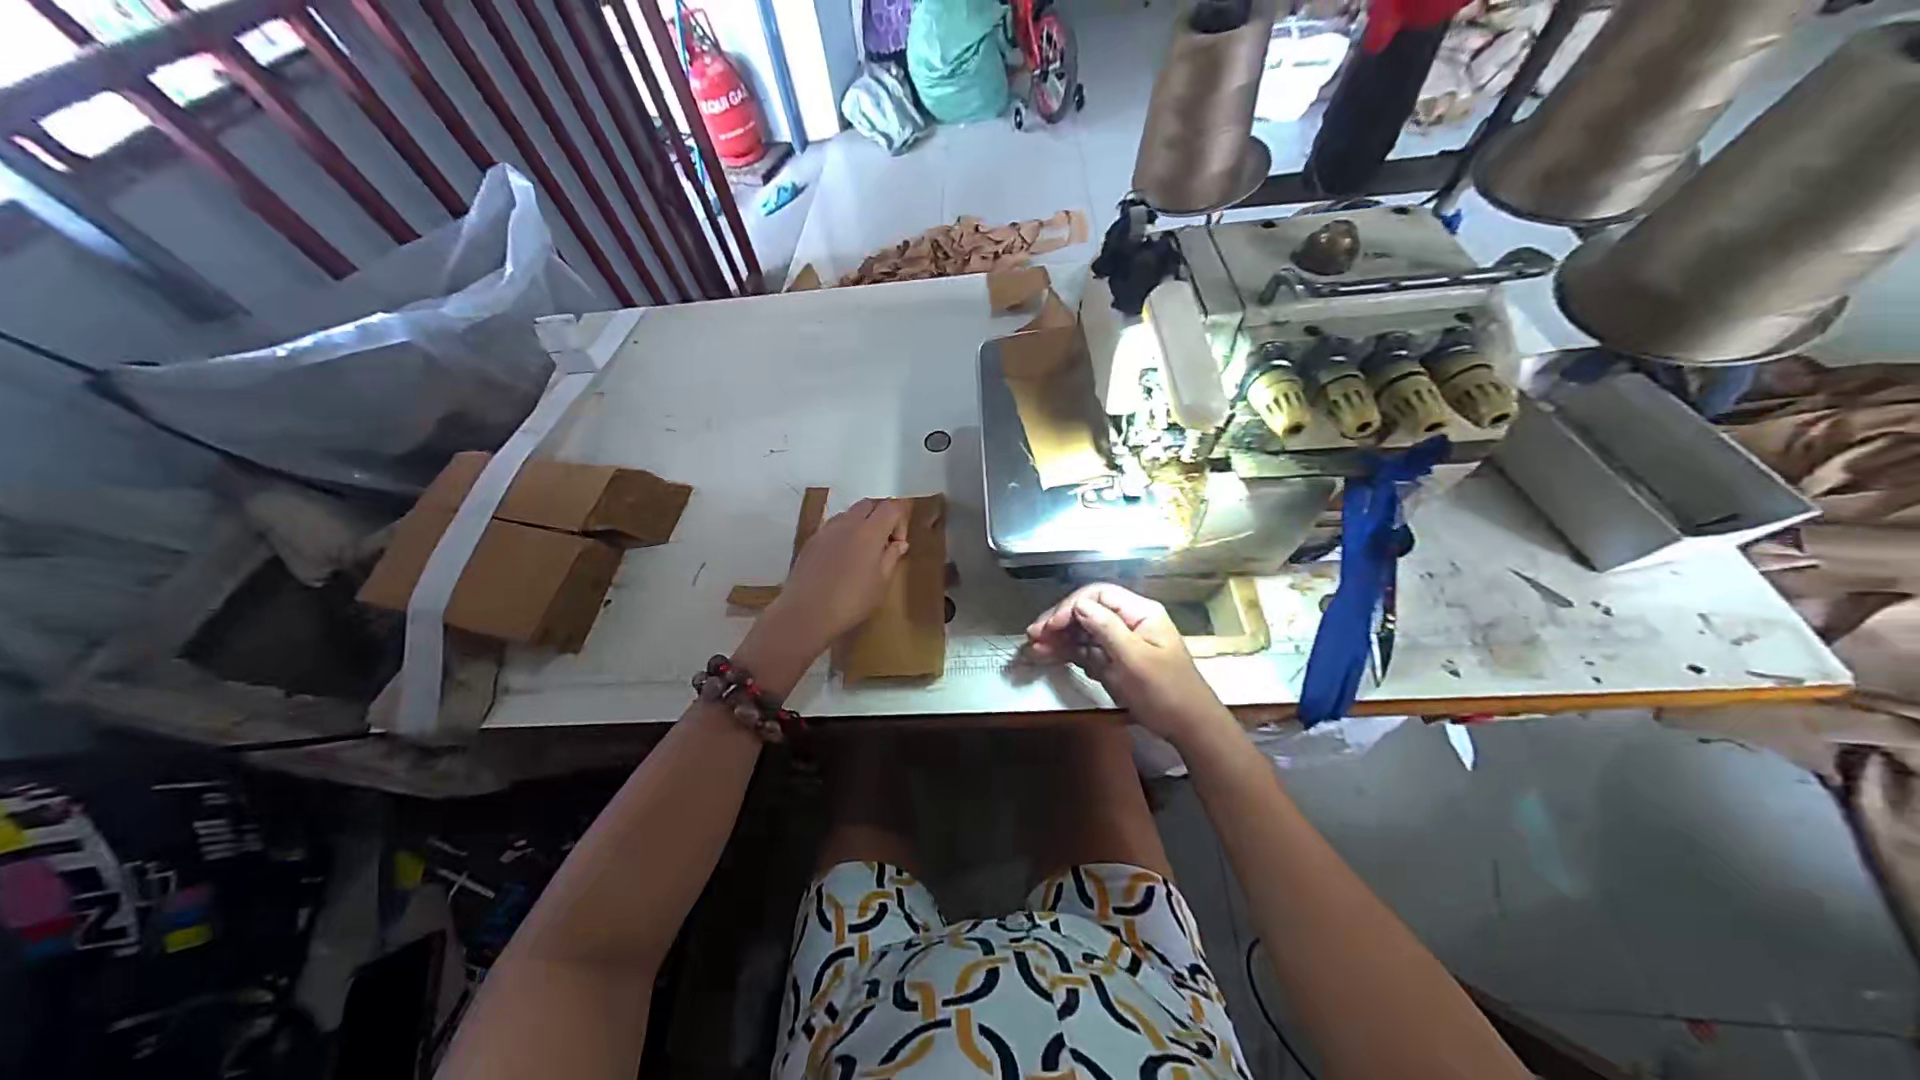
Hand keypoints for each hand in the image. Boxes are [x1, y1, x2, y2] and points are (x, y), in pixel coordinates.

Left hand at [754, 498, 910, 664]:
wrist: (806, 613)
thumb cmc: (851, 601)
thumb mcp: (881, 583)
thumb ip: (891, 558)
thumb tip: (899, 543)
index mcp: (870, 531)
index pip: (891, 507)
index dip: (900, 521)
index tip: (898, 544)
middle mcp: (847, 523)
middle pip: (869, 504)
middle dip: (880, 517)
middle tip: (883, 543)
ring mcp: (826, 530)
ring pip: (848, 514)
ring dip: (860, 525)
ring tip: (862, 553)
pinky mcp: (811, 541)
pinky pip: (832, 528)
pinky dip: (842, 535)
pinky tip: (841, 561)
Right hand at [1026, 583, 1237, 747]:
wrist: (1190, 727)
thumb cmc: (1166, 692)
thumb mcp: (1135, 660)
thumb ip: (1107, 629)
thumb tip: (1080, 606)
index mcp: (1141, 613)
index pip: (1099, 595)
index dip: (1071, 606)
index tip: (1051, 625)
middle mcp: (1130, 622)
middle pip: (1088, 611)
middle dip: (1059, 620)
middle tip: (1033, 635)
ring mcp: (1122, 642)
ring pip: (1084, 630)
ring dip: (1059, 636)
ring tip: (1034, 646)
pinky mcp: (1116, 662)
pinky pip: (1088, 650)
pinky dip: (1068, 651)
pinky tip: (1049, 654)